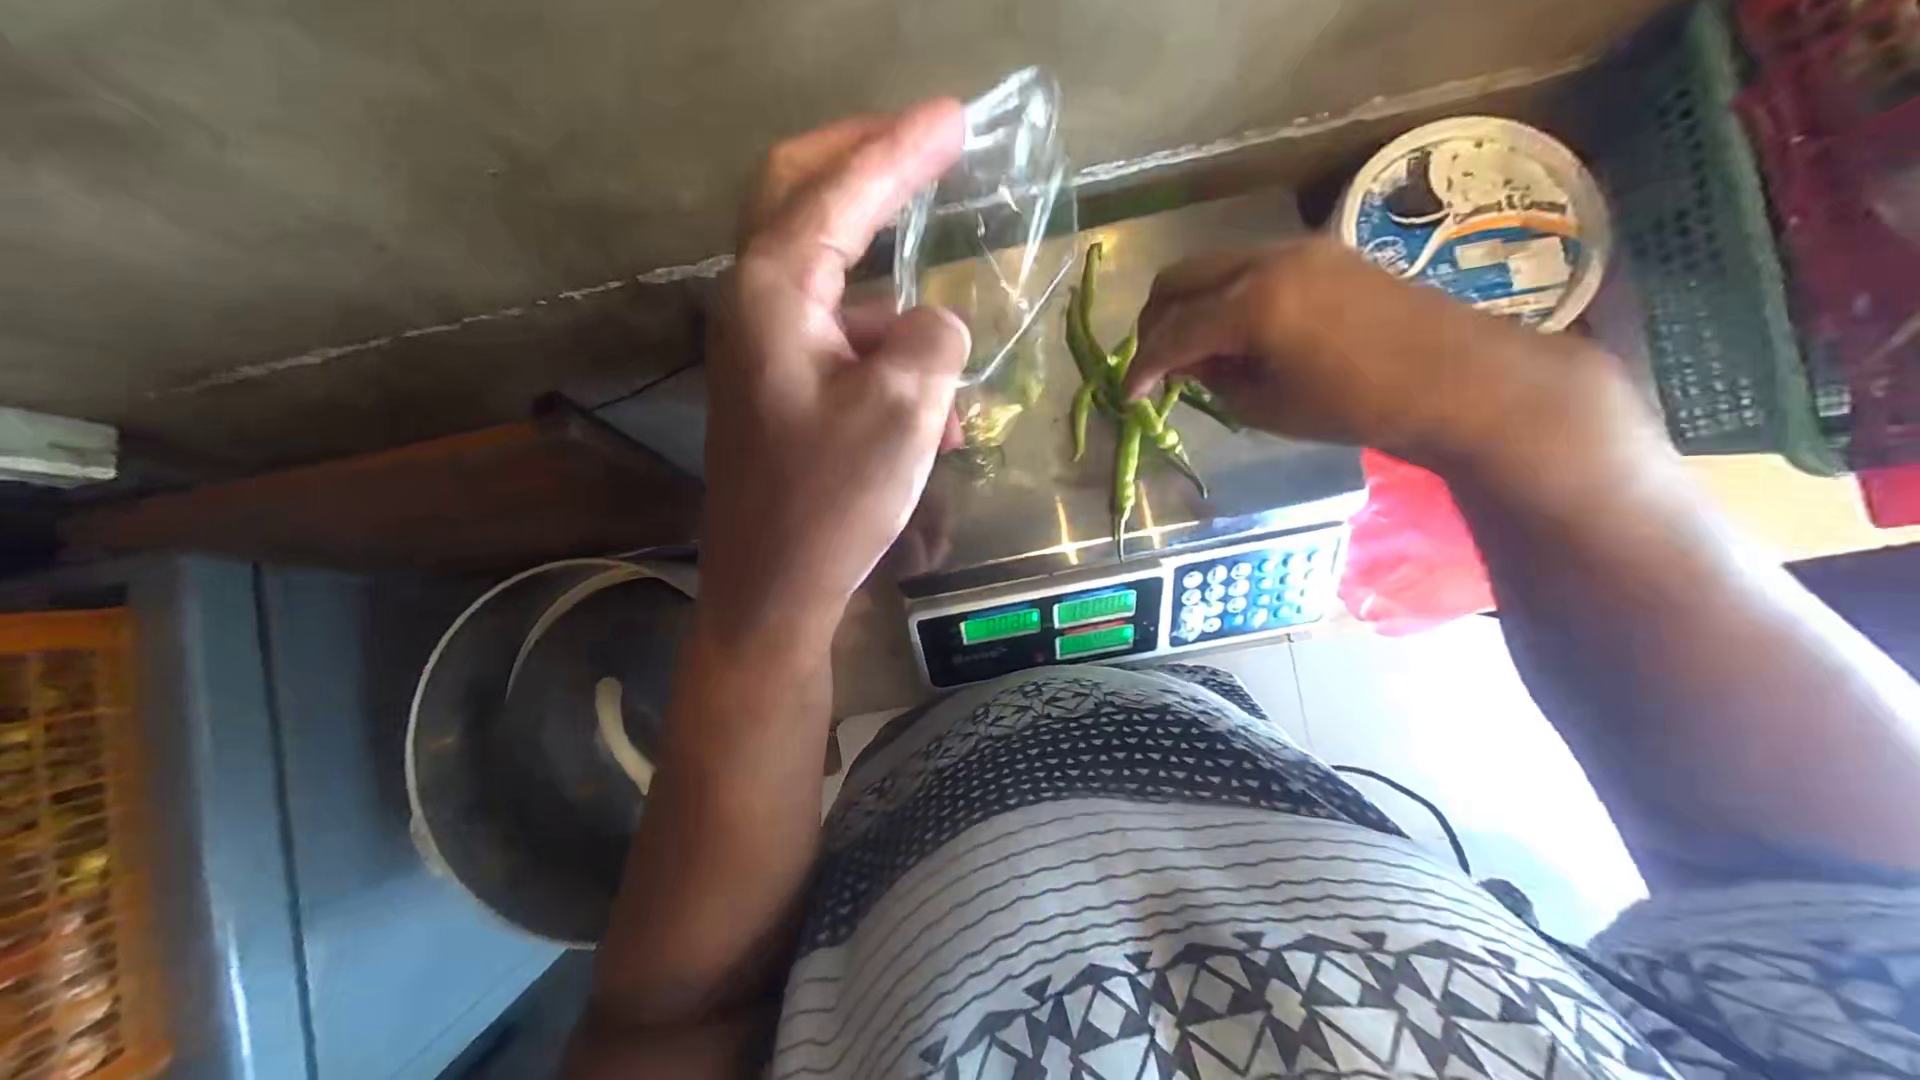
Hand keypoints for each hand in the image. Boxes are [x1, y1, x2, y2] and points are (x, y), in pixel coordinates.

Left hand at [700, 100, 968, 648]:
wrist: (774, 589)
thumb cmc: (833, 501)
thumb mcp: (908, 409)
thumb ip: (934, 338)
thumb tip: (933, 324)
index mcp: (774, 292)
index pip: (840, 190)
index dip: (901, 148)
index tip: (955, 115)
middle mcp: (753, 305)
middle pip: (799, 197)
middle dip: (860, 163)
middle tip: (919, 145)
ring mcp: (759, 349)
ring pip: (833, 289)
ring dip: (897, 309)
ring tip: (953, 362)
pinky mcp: (776, 389)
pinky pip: (839, 347)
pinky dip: (887, 361)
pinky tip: (932, 417)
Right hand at [1120, 237, 1632, 470]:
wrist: (1458, 379)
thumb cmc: (1358, 407)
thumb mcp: (1266, 407)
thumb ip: (1213, 379)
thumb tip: (1188, 364)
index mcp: (1252, 306)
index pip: (1172, 332)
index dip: (1142, 367)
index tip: (1128, 395)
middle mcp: (1267, 261)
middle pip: (1180, 278)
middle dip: (1155, 323)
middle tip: (1155, 364)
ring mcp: (1297, 249)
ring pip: (1212, 266)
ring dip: (1189, 306)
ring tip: (1196, 352)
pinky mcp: (1321, 252)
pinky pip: (1248, 266)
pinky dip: (1224, 296)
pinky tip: (1236, 332)